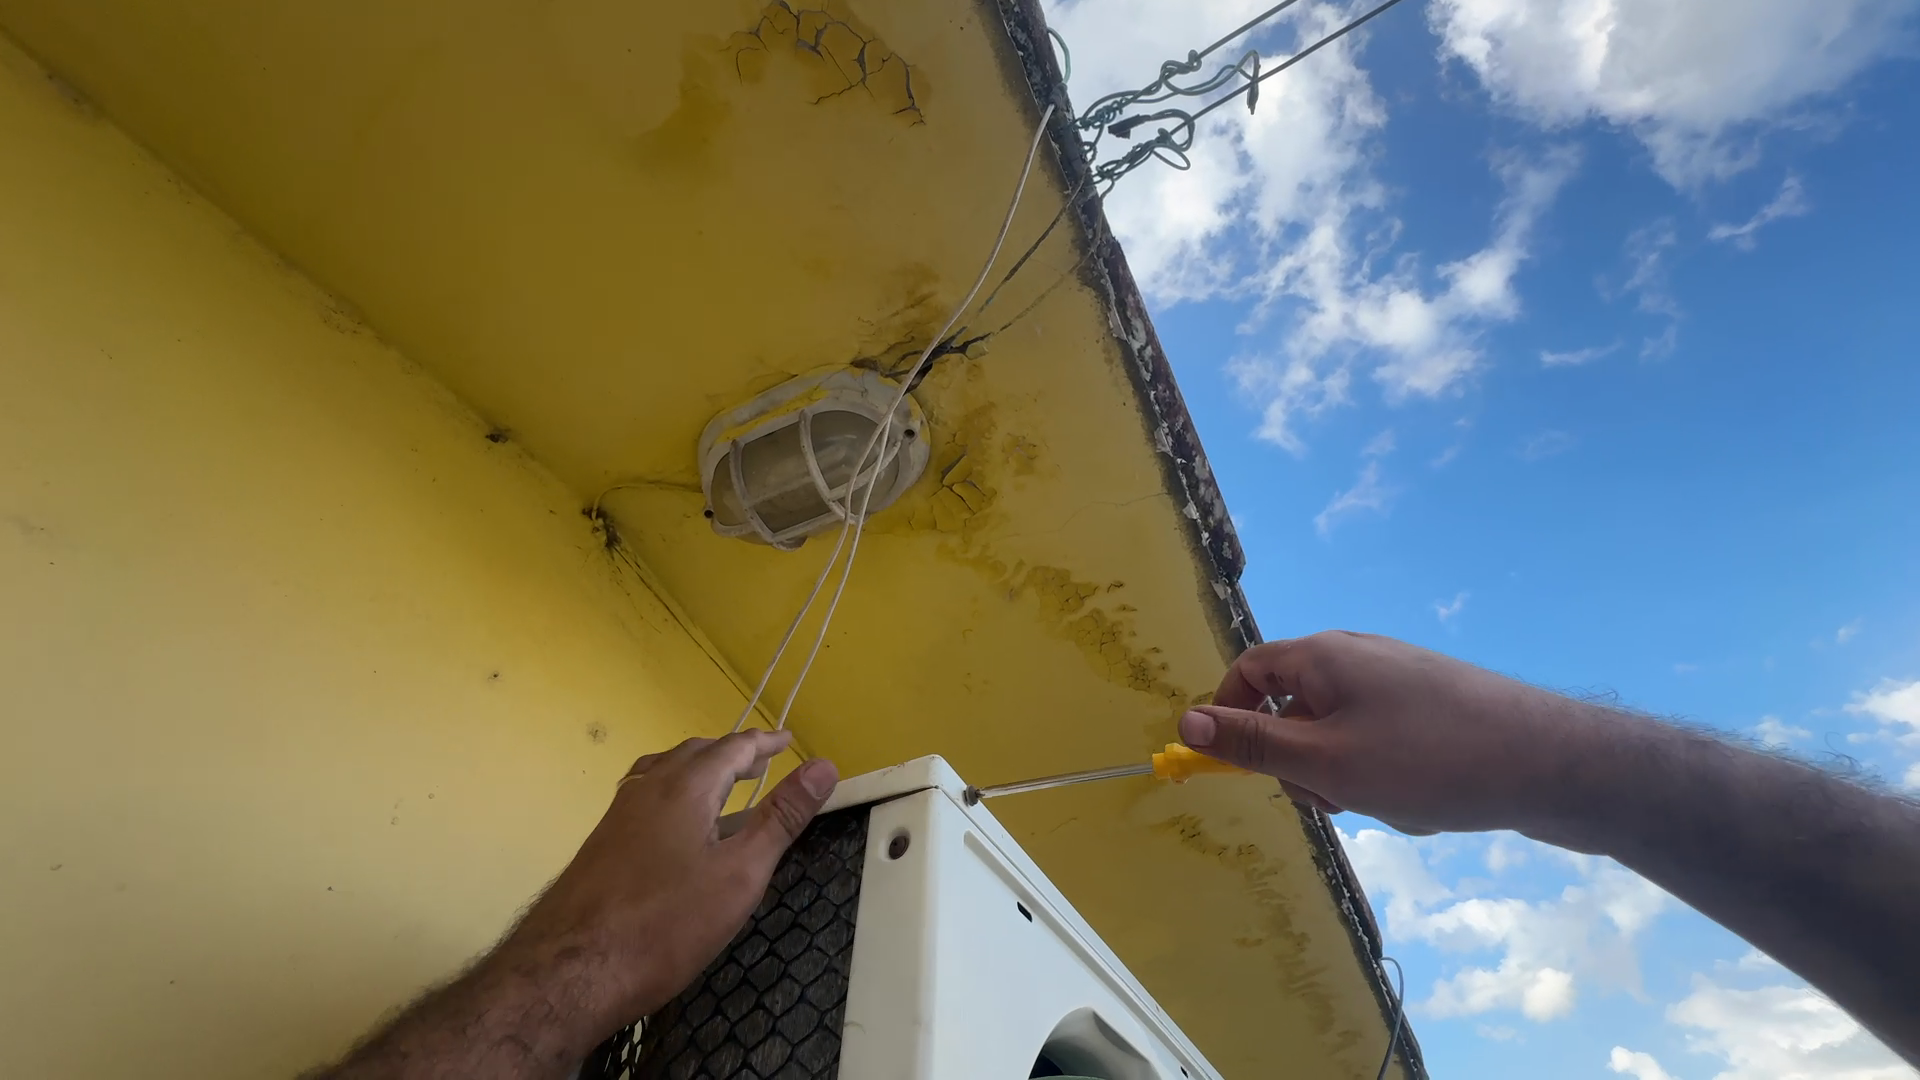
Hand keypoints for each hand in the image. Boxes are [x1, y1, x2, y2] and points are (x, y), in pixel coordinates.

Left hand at [492, 731, 838, 1056]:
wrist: (565, 975)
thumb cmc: (665, 923)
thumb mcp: (741, 872)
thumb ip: (783, 816)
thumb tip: (824, 766)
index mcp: (687, 785)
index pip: (734, 746)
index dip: (765, 741)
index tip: (788, 740)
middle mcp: (649, 787)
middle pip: (696, 751)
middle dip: (732, 750)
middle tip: (761, 761)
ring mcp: (618, 814)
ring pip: (664, 769)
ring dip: (699, 766)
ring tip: (720, 782)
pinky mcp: (601, 842)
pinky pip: (645, 792)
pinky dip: (673, 787)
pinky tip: (674, 824)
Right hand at [1178, 631, 1595, 838]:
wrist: (1561, 765)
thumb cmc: (1426, 759)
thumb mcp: (1324, 762)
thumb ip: (1250, 743)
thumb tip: (1186, 721)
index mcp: (1320, 655)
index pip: (1248, 671)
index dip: (1229, 713)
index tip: (1235, 761)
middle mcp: (1354, 655)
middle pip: (1293, 704)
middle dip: (1299, 757)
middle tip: (1328, 798)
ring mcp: (1398, 678)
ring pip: (1339, 729)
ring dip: (1345, 771)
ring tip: (1388, 802)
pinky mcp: (1433, 702)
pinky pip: (1381, 735)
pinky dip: (1384, 769)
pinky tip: (1422, 798)